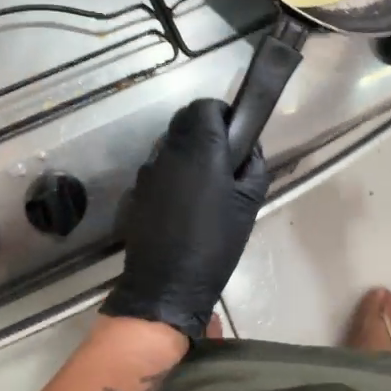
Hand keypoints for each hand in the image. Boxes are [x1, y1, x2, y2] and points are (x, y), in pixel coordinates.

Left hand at [100, 98, 268, 338]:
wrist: (166, 284)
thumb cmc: (215, 242)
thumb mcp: (249, 204)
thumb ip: (253, 166)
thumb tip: (248, 149)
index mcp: (200, 147)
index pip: (205, 106)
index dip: (222, 114)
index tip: (235, 135)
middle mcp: (169, 149)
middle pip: (185, 120)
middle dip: (206, 130)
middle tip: (226, 158)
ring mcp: (149, 169)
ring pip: (171, 143)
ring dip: (189, 150)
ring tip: (207, 182)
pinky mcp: (137, 189)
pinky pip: (159, 167)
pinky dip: (174, 172)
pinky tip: (185, 201)